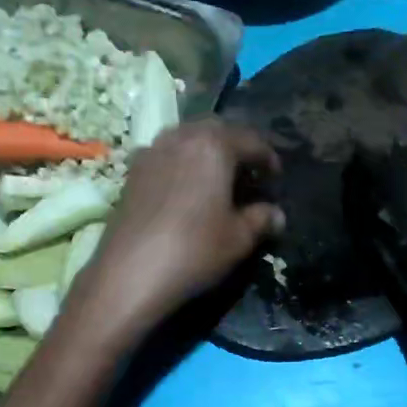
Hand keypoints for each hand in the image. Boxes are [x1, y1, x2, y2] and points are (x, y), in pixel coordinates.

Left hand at [68, 119, 284, 332]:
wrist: (129, 274)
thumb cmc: (193, 251)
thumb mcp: (238, 239)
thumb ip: (262, 219)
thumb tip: (277, 215)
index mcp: (213, 145)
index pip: (251, 141)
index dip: (268, 159)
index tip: (276, 179)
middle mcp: (180, 137)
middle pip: (216, 132)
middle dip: (236, 149)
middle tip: (248, 175)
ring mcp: (150, 152)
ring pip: (187, 140)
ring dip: (206, 154)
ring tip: (217, 181)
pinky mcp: (130, 173)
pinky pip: (165, 157)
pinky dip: (182, 165)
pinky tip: (186, 191)